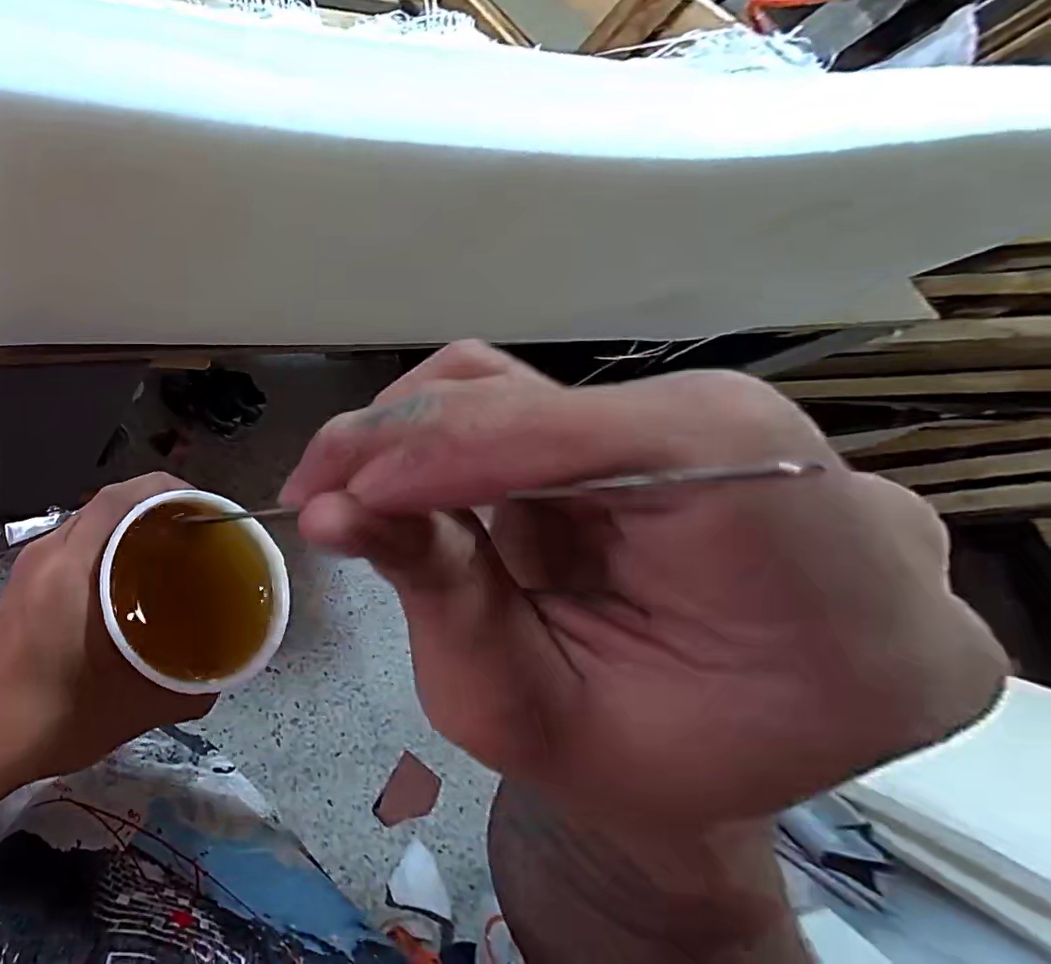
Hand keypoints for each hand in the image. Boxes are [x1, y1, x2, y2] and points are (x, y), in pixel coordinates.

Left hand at [0, 473, 217, 791]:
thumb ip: (186, 685)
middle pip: (105, 505)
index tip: (202, 508)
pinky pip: (72, 544)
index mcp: (68, 568)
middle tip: (194, 534)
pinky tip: (126, 580)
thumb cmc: (53, 720)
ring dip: (127, 527)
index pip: (117, 499)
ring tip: (167, 554)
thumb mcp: (134, 706)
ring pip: (87, 523)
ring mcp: (29, 565)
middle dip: (153, 508)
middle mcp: (45, 553)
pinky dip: (104, 547)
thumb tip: (221, 667)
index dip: (165, 490)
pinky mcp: (22, 581)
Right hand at [282, 340, 1006, 826]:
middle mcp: (807, 492)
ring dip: (420, 429)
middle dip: (425, 437)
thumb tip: (326, 509)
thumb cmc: (604, 765)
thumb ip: (432, 590)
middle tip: (315, 484)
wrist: (669, 762)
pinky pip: (527, 399)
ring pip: (543, 386)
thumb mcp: (504, 704)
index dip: (494, 441)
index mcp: (834, 599)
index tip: (360, 486)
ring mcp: (729, 449)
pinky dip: (440, 430)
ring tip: (345, 486)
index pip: (669, 444)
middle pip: (586, 404)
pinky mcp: (646, 432)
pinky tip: (398, 477)